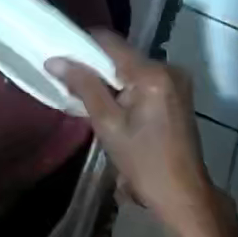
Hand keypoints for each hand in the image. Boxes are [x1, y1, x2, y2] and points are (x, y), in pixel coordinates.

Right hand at [49, 33, 237, 236]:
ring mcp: (177, 81)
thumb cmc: (143, 162)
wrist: (182, 194)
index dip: (82, 45)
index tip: (59, 54)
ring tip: (86, 95)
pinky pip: (143, 80)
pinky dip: (125, 87)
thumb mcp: (107, 124)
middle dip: (94, 65)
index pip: (110, 42)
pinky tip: (110, 105)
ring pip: (131, 68)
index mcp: (152, 73)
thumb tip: (55, 60)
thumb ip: (83, 86)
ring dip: (109, 78)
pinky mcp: (178, 93)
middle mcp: (168, 68)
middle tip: (68, 80)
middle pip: (121, 54)